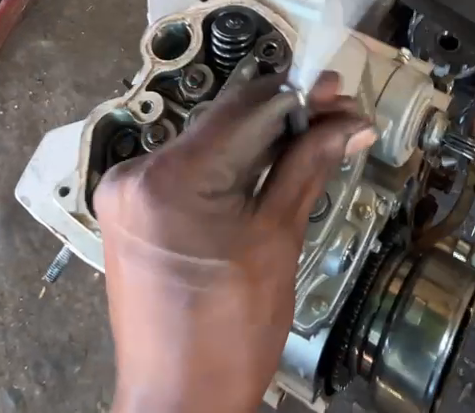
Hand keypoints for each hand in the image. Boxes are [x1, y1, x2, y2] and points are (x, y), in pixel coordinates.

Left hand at [95, 73, 375, 412]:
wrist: (179, 404)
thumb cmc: (230, 333)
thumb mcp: (277, 240)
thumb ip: (307, 167)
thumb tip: (347, 123)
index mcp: (169, 178)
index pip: (243, 110)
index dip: (297, 96)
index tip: (338, 92)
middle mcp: (137, 171)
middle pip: (224, 124)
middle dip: (284, 118)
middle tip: (337, 114)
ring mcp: (127, 190)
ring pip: (209, 144)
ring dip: (261, 140)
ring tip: (313, 137)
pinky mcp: (131, 207)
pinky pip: (190, 170)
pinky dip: (232, 165)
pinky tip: (272, 162)